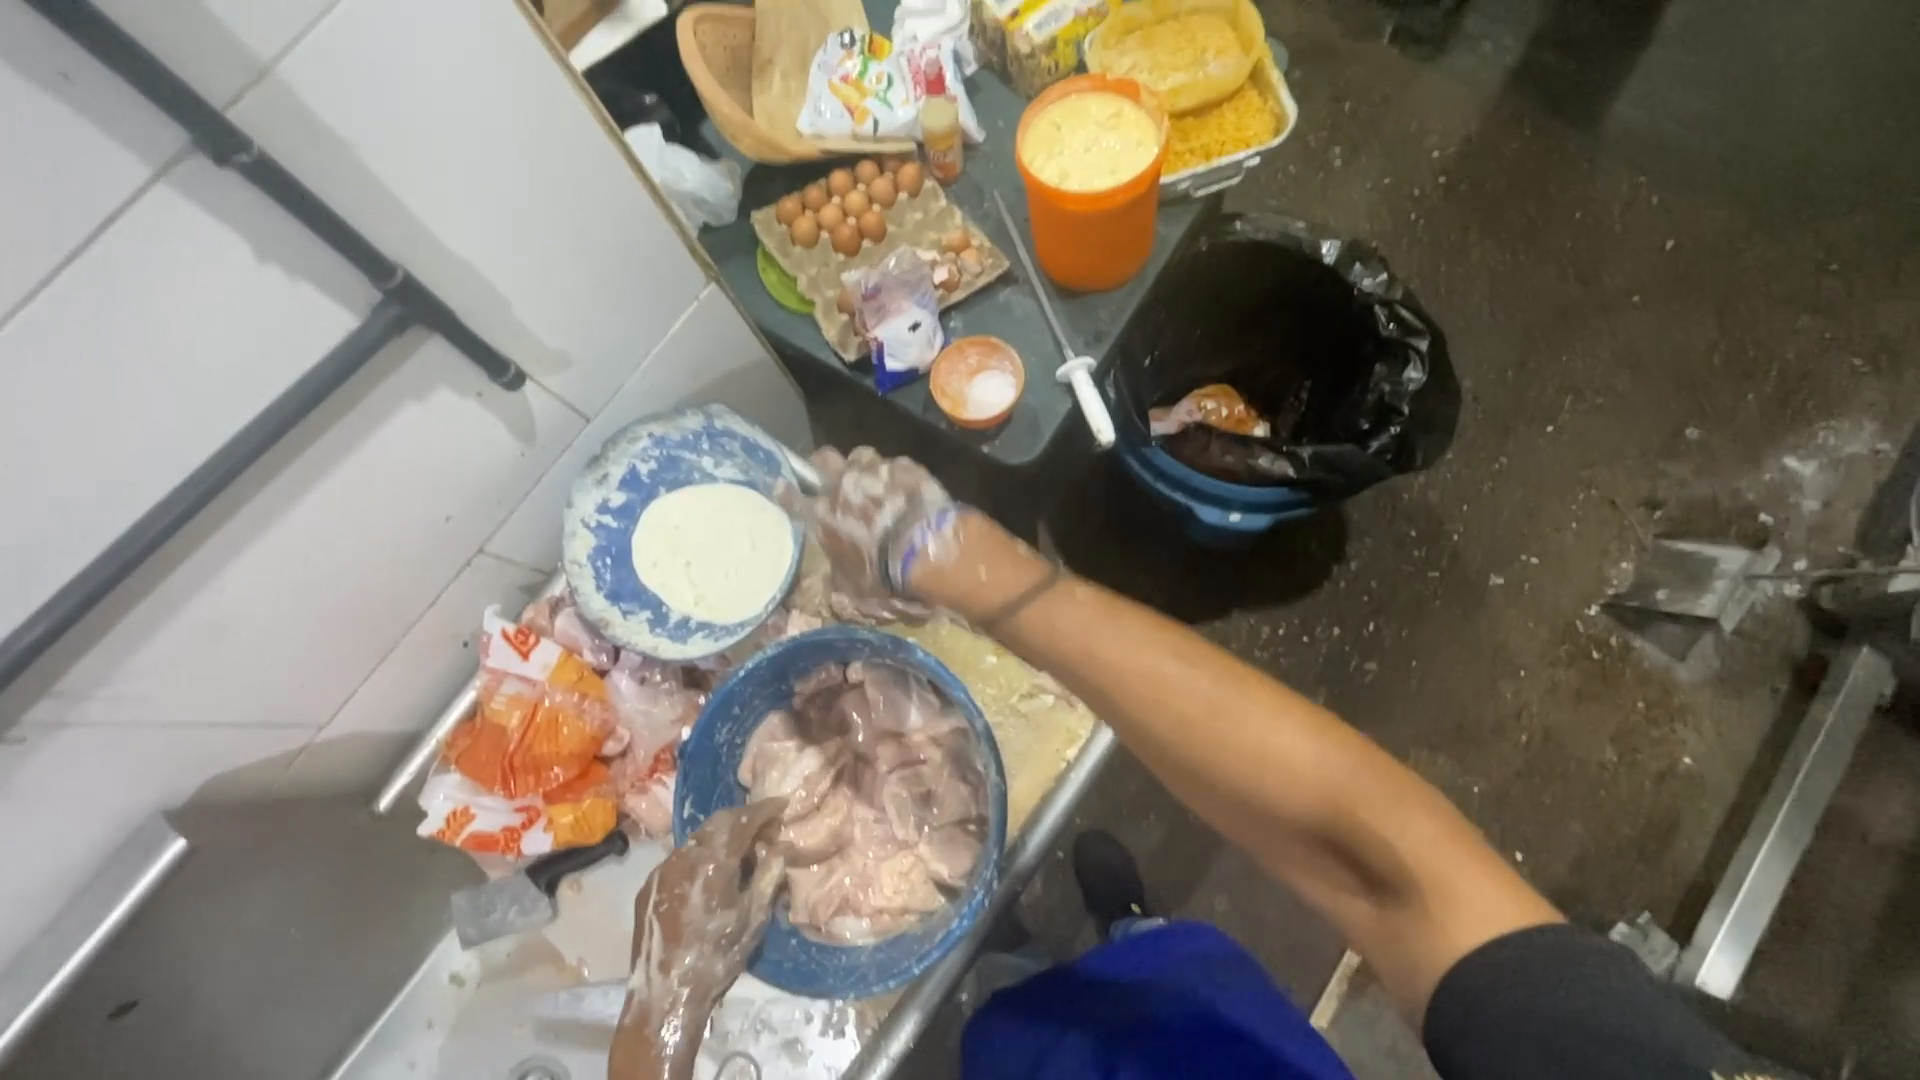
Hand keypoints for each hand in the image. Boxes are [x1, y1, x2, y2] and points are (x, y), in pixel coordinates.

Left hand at [611, 800, 787, 1079]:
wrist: (666, 995)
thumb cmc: (718, 956)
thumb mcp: (754, 917)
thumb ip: (769, 874)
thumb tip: (782, 846)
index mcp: (713, 861)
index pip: (742, 819)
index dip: (764, 809)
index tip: (782, 804)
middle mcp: (684, 856)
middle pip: (718, 822)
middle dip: (743, 819)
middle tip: (766, 828)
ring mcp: (662, 869)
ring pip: (697, 838)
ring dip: (721, 837)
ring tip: (741, 852)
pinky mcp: (649, 885)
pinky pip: (680, 858)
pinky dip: (701, 856)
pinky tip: (711, 875)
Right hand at [780, 447, 958, 619]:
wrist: (928, 553)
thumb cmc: (884, 575)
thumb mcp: (853, 588)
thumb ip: (839, 574)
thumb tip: (835, 576)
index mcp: (822, 515)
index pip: (791, 497)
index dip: (786, 492)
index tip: (783, 487)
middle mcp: (843, 485)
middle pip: (823, 458)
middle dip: (825, 466)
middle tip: (834, 479)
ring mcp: (876, 471)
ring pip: (860, 455)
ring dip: (864, 468)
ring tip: (874, 482)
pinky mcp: (907, 467)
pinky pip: (896, 464)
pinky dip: (898, 474)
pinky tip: (906, 487)